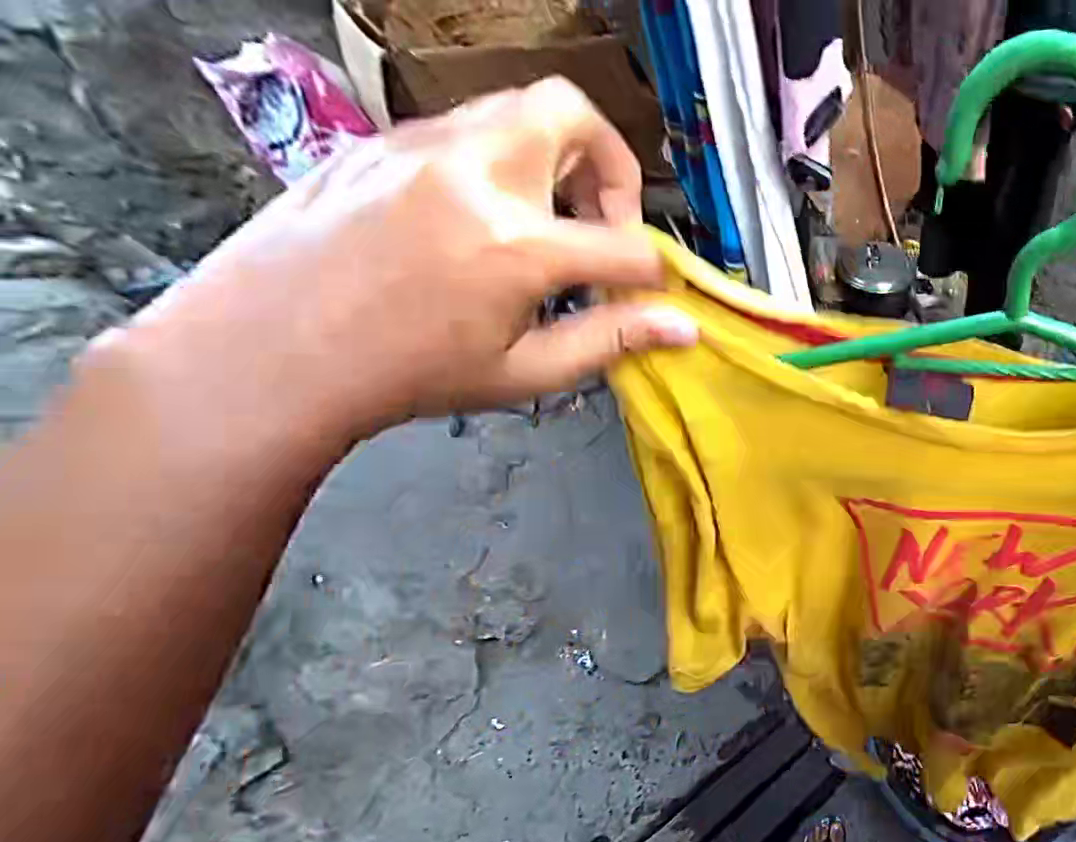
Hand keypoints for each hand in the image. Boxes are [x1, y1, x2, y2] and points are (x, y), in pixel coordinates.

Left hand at [104, 77, 694, 449]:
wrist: (268, 351)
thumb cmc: (411, 374)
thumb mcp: (528, 371)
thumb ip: (613, 339)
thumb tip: (684, 327)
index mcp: (514, 245)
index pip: (628, 244)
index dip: (657, 274)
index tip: (650, 296)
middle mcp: (470, 175)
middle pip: (570, 113)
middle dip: (611, 166)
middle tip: (603, 223)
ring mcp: (417, 147)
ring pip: (515, 110)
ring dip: (556, 160)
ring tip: (547, 227)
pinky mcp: (378, 143)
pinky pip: (464, 131)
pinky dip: (502, 166)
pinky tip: (483, 225)